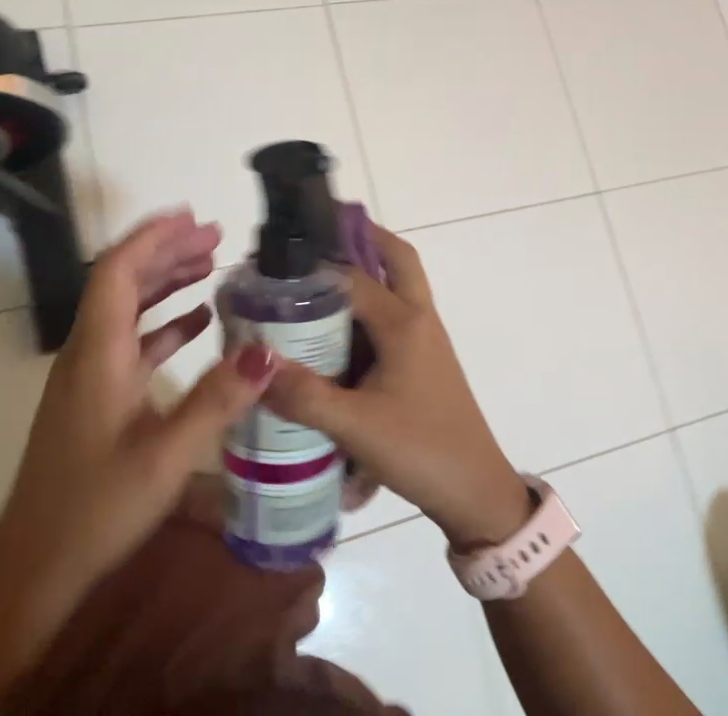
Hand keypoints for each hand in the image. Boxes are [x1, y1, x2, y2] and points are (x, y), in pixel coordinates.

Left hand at [0, 210, 277, 586]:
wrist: (37, 561)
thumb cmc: (97, 506)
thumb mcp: (166, 455)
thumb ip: (216, 399)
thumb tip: (266, 351)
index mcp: (97, 354)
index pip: (117, 271)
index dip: (152, 238)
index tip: (192, 217)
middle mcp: (87, 354)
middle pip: (121, 282)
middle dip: (166, 252)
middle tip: (216, 236)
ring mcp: (88, 376)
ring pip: (126, 310)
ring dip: (165, 283)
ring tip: (211, 264)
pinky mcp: (95, 398)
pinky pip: (130, 342)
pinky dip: (164, 323)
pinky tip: (199, 323)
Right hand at [261, 225, 531, 548]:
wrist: (475, 491)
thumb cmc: (421, 451)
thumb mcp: (356, 427)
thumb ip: (303, 395)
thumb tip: (252, 364)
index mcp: (404, 324)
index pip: (353, 275)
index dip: (313, 264)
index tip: (268, 260)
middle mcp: (418, 320)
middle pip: (396, 258)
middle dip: (360, 237)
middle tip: (314, 238)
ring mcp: (425, 340)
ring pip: (399, 286)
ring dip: (366, 271)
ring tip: (312, 279)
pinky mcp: (424, 362)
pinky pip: (394, 318)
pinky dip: (367, 309)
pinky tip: (332, 333)